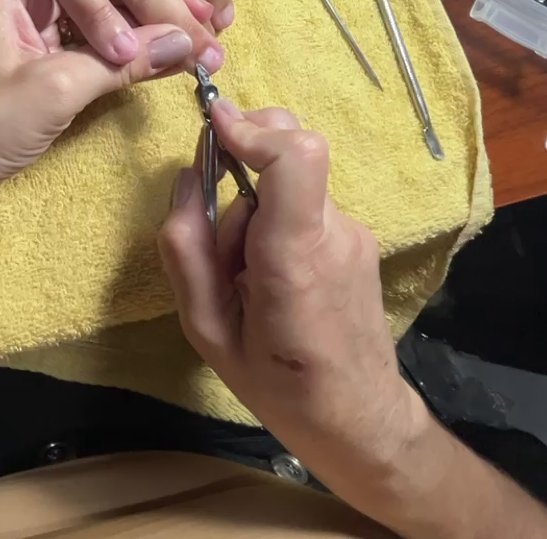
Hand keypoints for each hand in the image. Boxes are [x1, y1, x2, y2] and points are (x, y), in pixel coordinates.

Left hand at [0, 0, 193, 213]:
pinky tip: (163, 58)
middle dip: (153, 8)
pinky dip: (125, 52)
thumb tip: (189, 42)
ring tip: (198, 41)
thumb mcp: (57, 88)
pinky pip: (92, 43)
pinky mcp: (41, 58)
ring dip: (144, 32)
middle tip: (211, 25)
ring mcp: (34, 28)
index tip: (200, 4)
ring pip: (101, 17)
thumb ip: (123, 61)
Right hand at [158, 101, 426, 495]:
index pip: (296, 155)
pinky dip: (273, 217)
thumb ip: (185, 245)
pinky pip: (302, 201)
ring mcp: (353, 230)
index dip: (250, 129)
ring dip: (252, 205)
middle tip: (215, 217)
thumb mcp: (203, 326)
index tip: (213, 126)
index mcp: (294, 255)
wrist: (361, 421)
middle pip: (288, 150)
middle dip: (239, 161)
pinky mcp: (357, 235)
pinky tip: (268, 274)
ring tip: (243, 271)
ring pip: (288, 180)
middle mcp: (334, 230)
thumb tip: (188, 175)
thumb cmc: (276, 381)